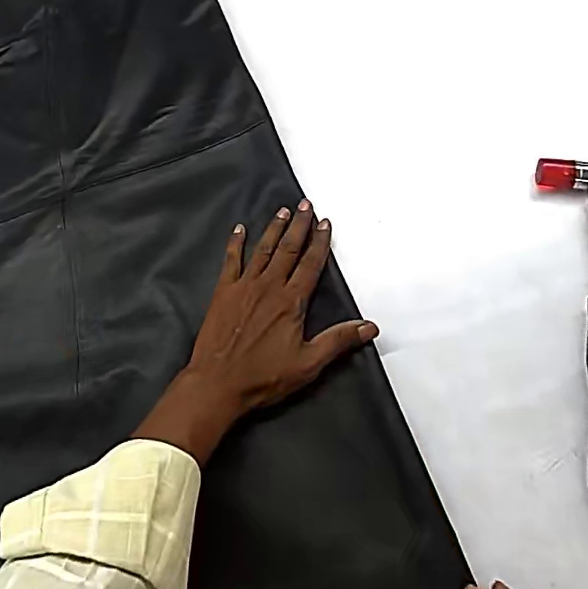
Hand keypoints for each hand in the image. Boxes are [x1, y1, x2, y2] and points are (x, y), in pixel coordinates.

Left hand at [132, 201, 376, 465]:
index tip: (325, 223)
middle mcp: (269, 287)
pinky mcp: (223, 292)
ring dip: (274, 228)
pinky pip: (231, 260)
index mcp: (291, 302)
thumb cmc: (263, 377)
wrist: (218, 383)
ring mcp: (244, 286)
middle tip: (306, 204)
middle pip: (288, 249)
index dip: (320, 242)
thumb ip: (338, 340)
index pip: (311, 264)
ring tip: (283, 211)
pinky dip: (236, 243)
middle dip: (299, 225)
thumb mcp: (308, 363)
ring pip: (263, 249)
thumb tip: (369, 327)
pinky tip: (239, 229)